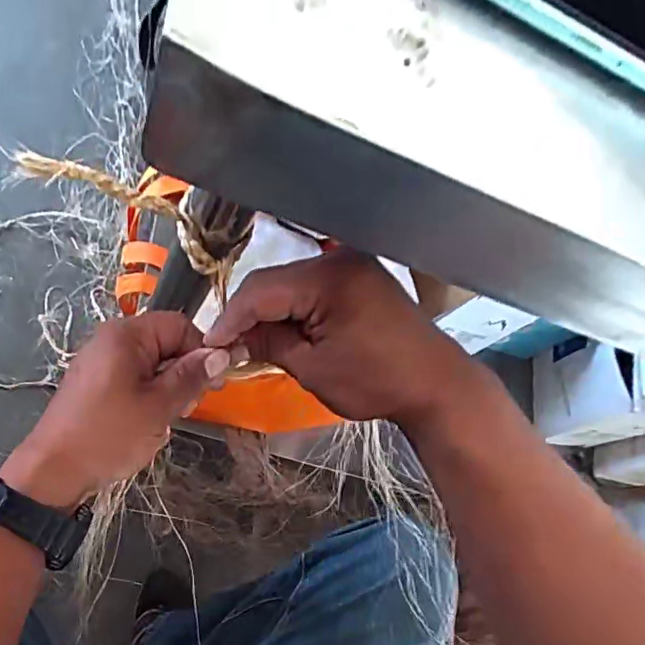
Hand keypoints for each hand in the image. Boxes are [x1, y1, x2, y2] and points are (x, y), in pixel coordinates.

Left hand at [0, 312, 228, 507]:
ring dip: (165, 392)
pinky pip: (131, 383)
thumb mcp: (158, 407)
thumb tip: (220, 354)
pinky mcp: (93, 387)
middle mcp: (110, 341)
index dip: (201, 352)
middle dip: (183, 375)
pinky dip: (145, 401)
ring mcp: (99, 365)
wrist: (54, 470)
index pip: (179, 325)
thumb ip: (190, 377)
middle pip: (164, 345)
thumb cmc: (108, 435)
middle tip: (185, 408)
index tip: (212, 384)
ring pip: (150, 367)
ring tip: (162, 422)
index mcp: (126, 336)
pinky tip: (144, 426)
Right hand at [205, 250, 483, 431]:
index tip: (210, 345)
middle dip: (247, 316)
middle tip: (226, 348)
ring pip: (289, 286)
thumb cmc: (378, 382)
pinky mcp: (358, 279)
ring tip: (250, 345)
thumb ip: (269, 345)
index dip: (229, 320)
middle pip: (272, 283)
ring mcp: (351, 266)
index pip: (260, 291)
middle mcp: (339, 260)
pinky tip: (281, 333)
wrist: (434, 384)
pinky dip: (292, 311)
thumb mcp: (313, 369)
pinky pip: (311, 290)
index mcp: (329, 278)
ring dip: (268, 314)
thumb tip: (234, 340)